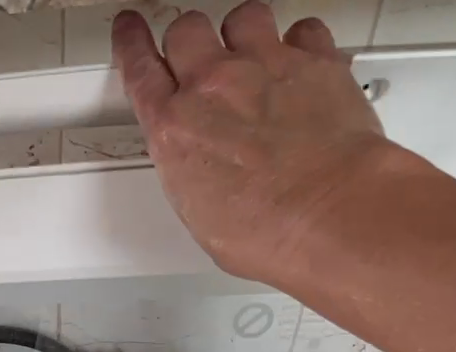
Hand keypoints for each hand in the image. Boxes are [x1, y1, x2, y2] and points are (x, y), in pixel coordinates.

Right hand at [111, 2, 410, 283]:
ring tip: (248, 53)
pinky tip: (298, 59)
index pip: (139, 69)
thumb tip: (201, 175)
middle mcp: (214, 86)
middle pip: (186, 30)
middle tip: (190, 51)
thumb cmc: (265, 227)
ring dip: (241, 32)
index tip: (130, 30)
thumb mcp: (197, 213)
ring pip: (242, 16)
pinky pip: (303, 28)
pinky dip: (299, 40)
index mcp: (174, 128)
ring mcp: (266, 66)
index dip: (131, 44)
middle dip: (186, 39)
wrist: (326, 213)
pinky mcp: (315, 61)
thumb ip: (192, 173)